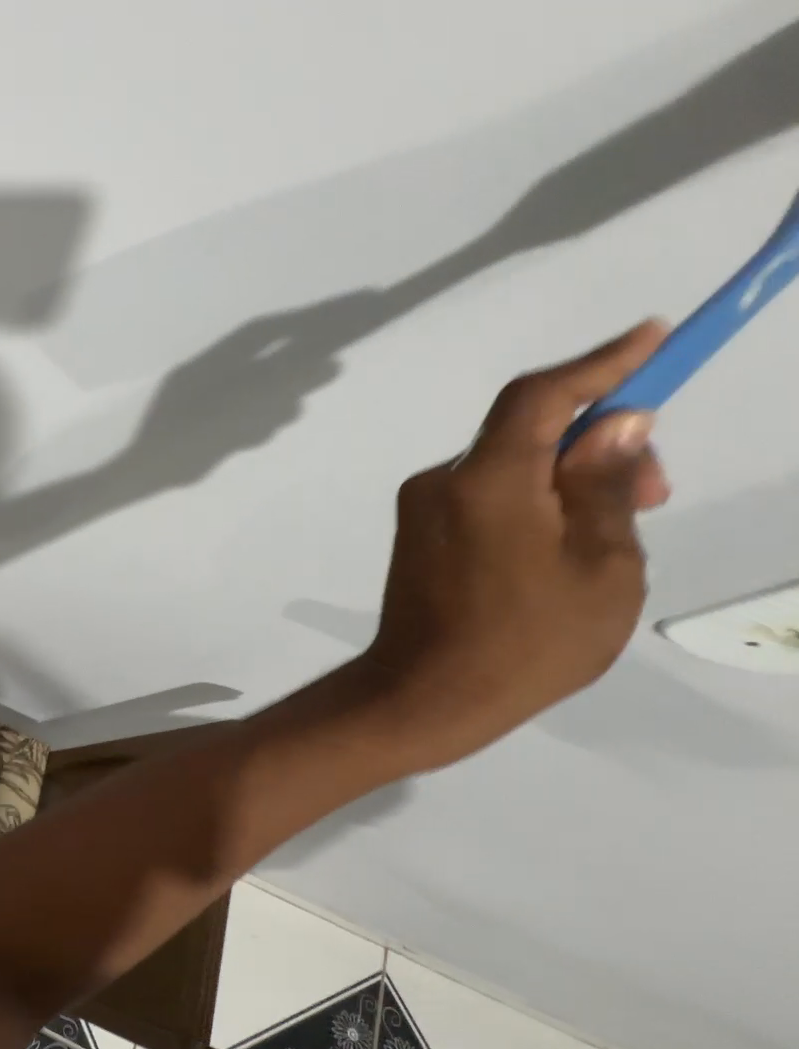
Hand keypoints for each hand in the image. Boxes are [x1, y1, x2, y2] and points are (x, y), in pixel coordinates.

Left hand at [362, 321, 670, 766]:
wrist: (427, 691)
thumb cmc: (529, 639)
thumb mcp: (602, 563)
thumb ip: (604, 484)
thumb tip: (614, 423)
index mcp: (485, 480)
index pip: (539, 396)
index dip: (598, 363)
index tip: (652, 336)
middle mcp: (441, 481)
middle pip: (526, 433)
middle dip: (596, 444)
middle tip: (652, 490)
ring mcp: (421, 508)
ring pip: (508, 467)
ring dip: (566, 478)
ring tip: (616, 528)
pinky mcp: (418, 533)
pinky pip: (484, 496)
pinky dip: (531, 501)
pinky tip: (563, 546)